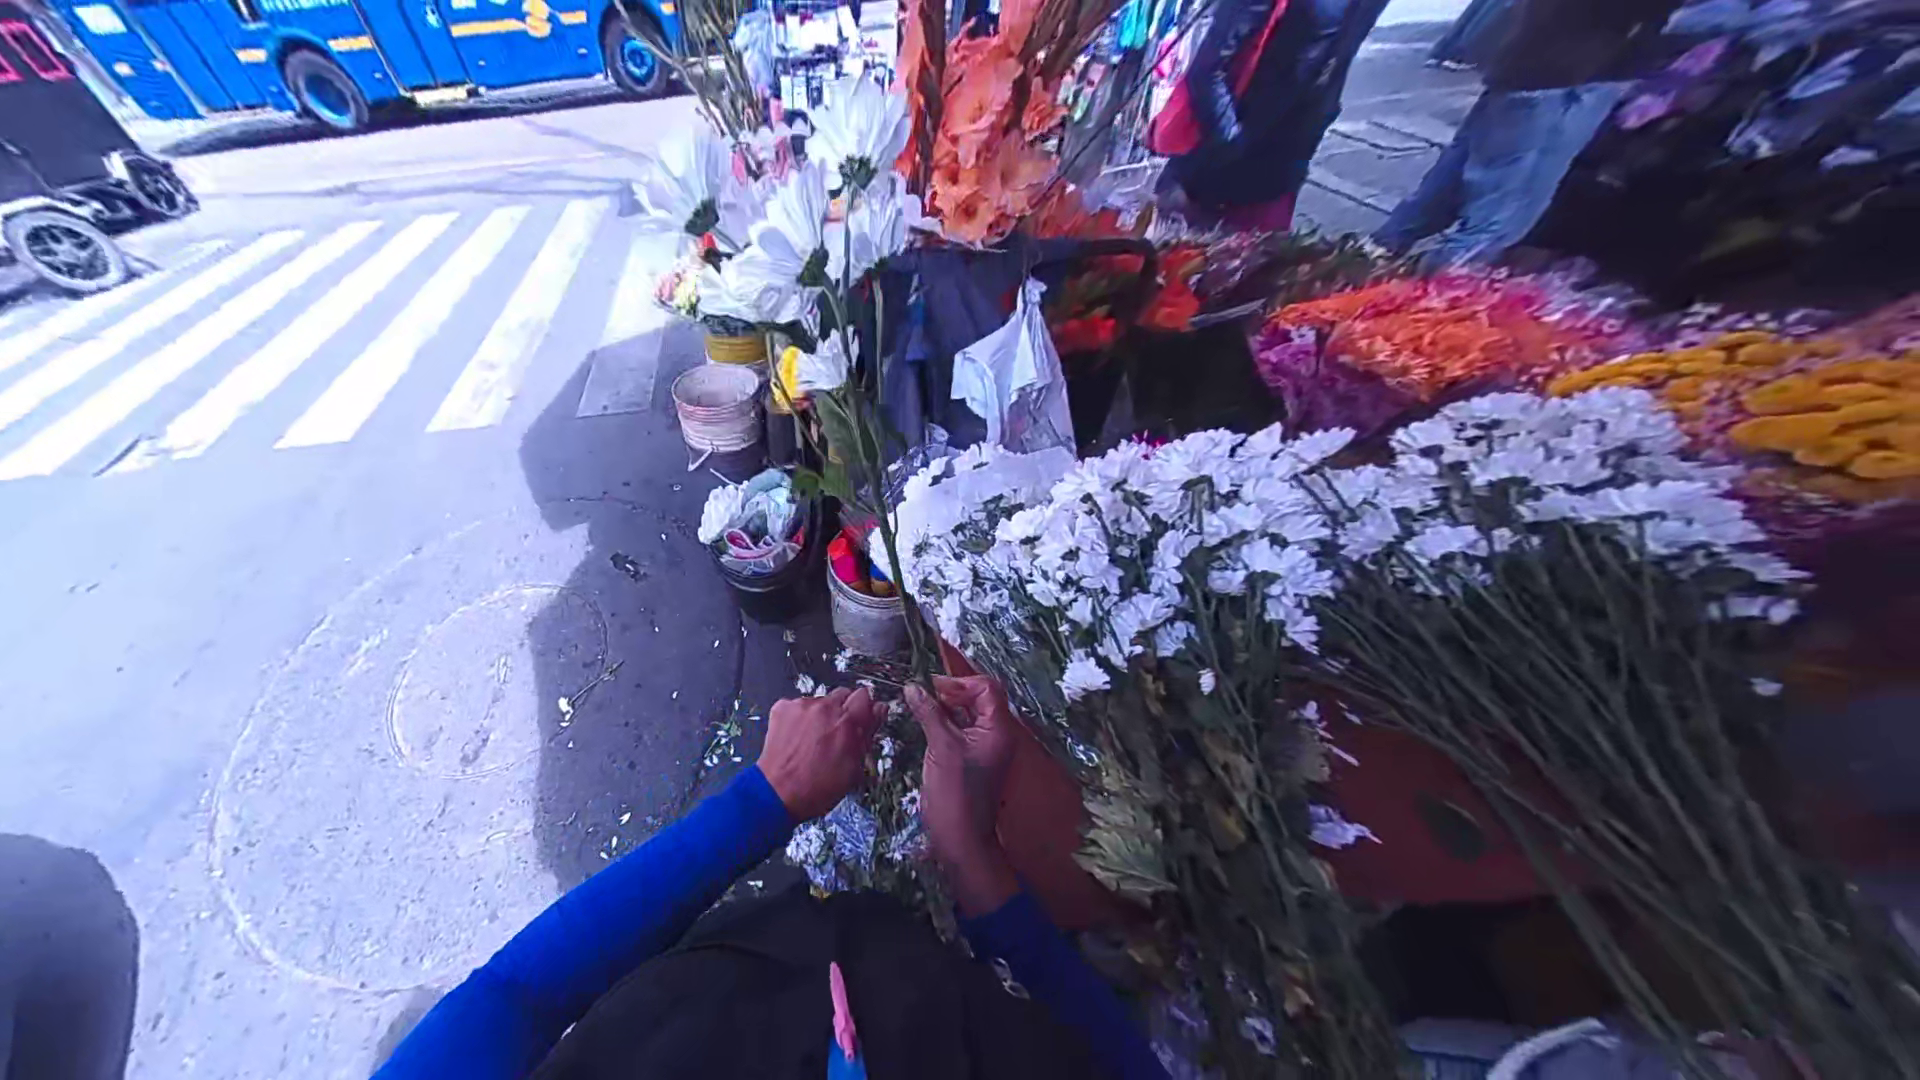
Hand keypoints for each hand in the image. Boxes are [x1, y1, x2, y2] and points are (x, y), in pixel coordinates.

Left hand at [758, 687, 881, 821]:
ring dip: (821, 714)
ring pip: (821, 700)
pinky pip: (799, 705)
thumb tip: (878, 711)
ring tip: (813, 740)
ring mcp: (803, 706)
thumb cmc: (815, 788)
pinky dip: (800, 717)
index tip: (861, 718)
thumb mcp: (854, 767)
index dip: (864, 709)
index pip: (865, 696)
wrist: (776, 794)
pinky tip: (797, 737)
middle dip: (844, 710)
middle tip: (836, 732)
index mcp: (848, 722)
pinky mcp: (783, 708)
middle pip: (844, 693)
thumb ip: (868, 733)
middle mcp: (826, 708)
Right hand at [905, 676, 1019, 914]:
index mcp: (999, 728)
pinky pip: (963, 729)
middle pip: (980, 697)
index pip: (987, 688)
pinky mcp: (974, 757)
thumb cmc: (955, 794)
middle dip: (954, 690)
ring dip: (948, 705)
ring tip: (923, 703)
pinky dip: (947, 721)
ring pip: (970, 713)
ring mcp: (986, 746)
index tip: (934, 685)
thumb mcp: (941, 747)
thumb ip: (929, 713)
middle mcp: (997, 733)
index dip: (961, 682)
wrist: (961, 840)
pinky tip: (927, 720)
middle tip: (926, 691)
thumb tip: (913, 687)